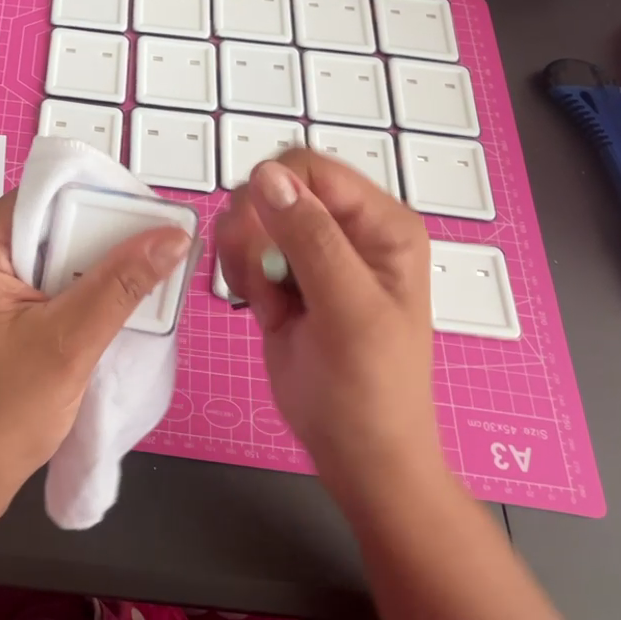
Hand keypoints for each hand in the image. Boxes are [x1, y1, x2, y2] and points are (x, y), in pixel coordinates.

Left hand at [0, 190, 190, 516]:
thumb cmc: (2, 412)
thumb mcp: (68, 342)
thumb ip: (120, 285)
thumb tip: (172, 236)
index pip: (41, 197)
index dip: (95, 198)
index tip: (150, 210)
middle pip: (51, 224)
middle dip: (104, 234)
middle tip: (161, 241)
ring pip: (55, 255)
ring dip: (99, 266)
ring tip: (151, 270)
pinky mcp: (3, 313)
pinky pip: (51, 283)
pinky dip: (85, 290)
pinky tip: (121, 300)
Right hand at [217, 150, 440, 503]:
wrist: (355, 451)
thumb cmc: (368, 386)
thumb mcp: (348, 310)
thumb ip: (310, 239)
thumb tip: (267, 175)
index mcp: (380, 223)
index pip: (310, 169)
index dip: (274, 194)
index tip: (262, 241)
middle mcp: (345, 228)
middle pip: (271, 189)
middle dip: (255, 231)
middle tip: (266, 281)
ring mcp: (311, 252)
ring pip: (249, 218)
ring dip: (244, 257)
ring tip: (268, 301)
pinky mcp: (282, 276)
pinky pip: (242, 249)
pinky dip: (240, 275)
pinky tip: (262, 309)